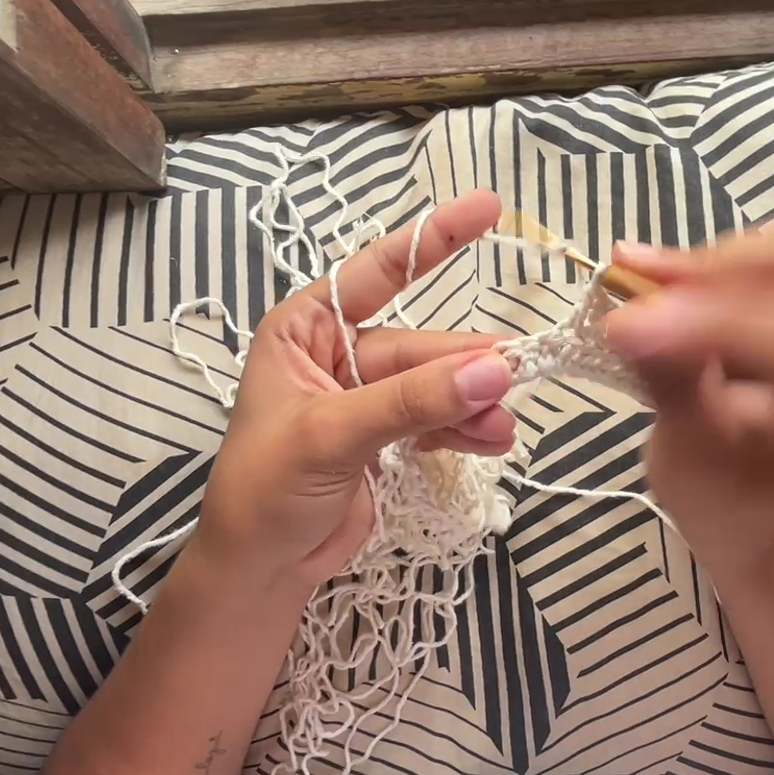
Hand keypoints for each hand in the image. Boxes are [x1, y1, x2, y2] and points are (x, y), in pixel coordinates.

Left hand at [190, 189, 516, 589]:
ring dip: (471, 404)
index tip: (489, 207)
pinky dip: (462, 429)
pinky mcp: (385, 437)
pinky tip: (490, 440)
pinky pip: (435, 420)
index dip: (433, 239)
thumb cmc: (266, 488)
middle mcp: (338, 353)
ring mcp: (365, 397)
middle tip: (512, 379)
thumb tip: (492, 370)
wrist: (260, 567)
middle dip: (463, 367)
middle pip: (418, 345)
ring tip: (501, 429)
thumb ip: (409, 401)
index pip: (376, 271)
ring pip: (434, 386)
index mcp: (306, 329)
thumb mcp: (331, 435)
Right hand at [603, 219, 773, 578]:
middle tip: (638, 275)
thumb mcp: (688, 452)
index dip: (707, 319)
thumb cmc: (722, 502)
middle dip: (714, 267)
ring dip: (713, 264)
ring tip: (648, 277)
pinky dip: (722, 272)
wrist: (756, 526)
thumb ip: (671, 379)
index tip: (628, 320)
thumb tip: (627, 317)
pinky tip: (673, 282)